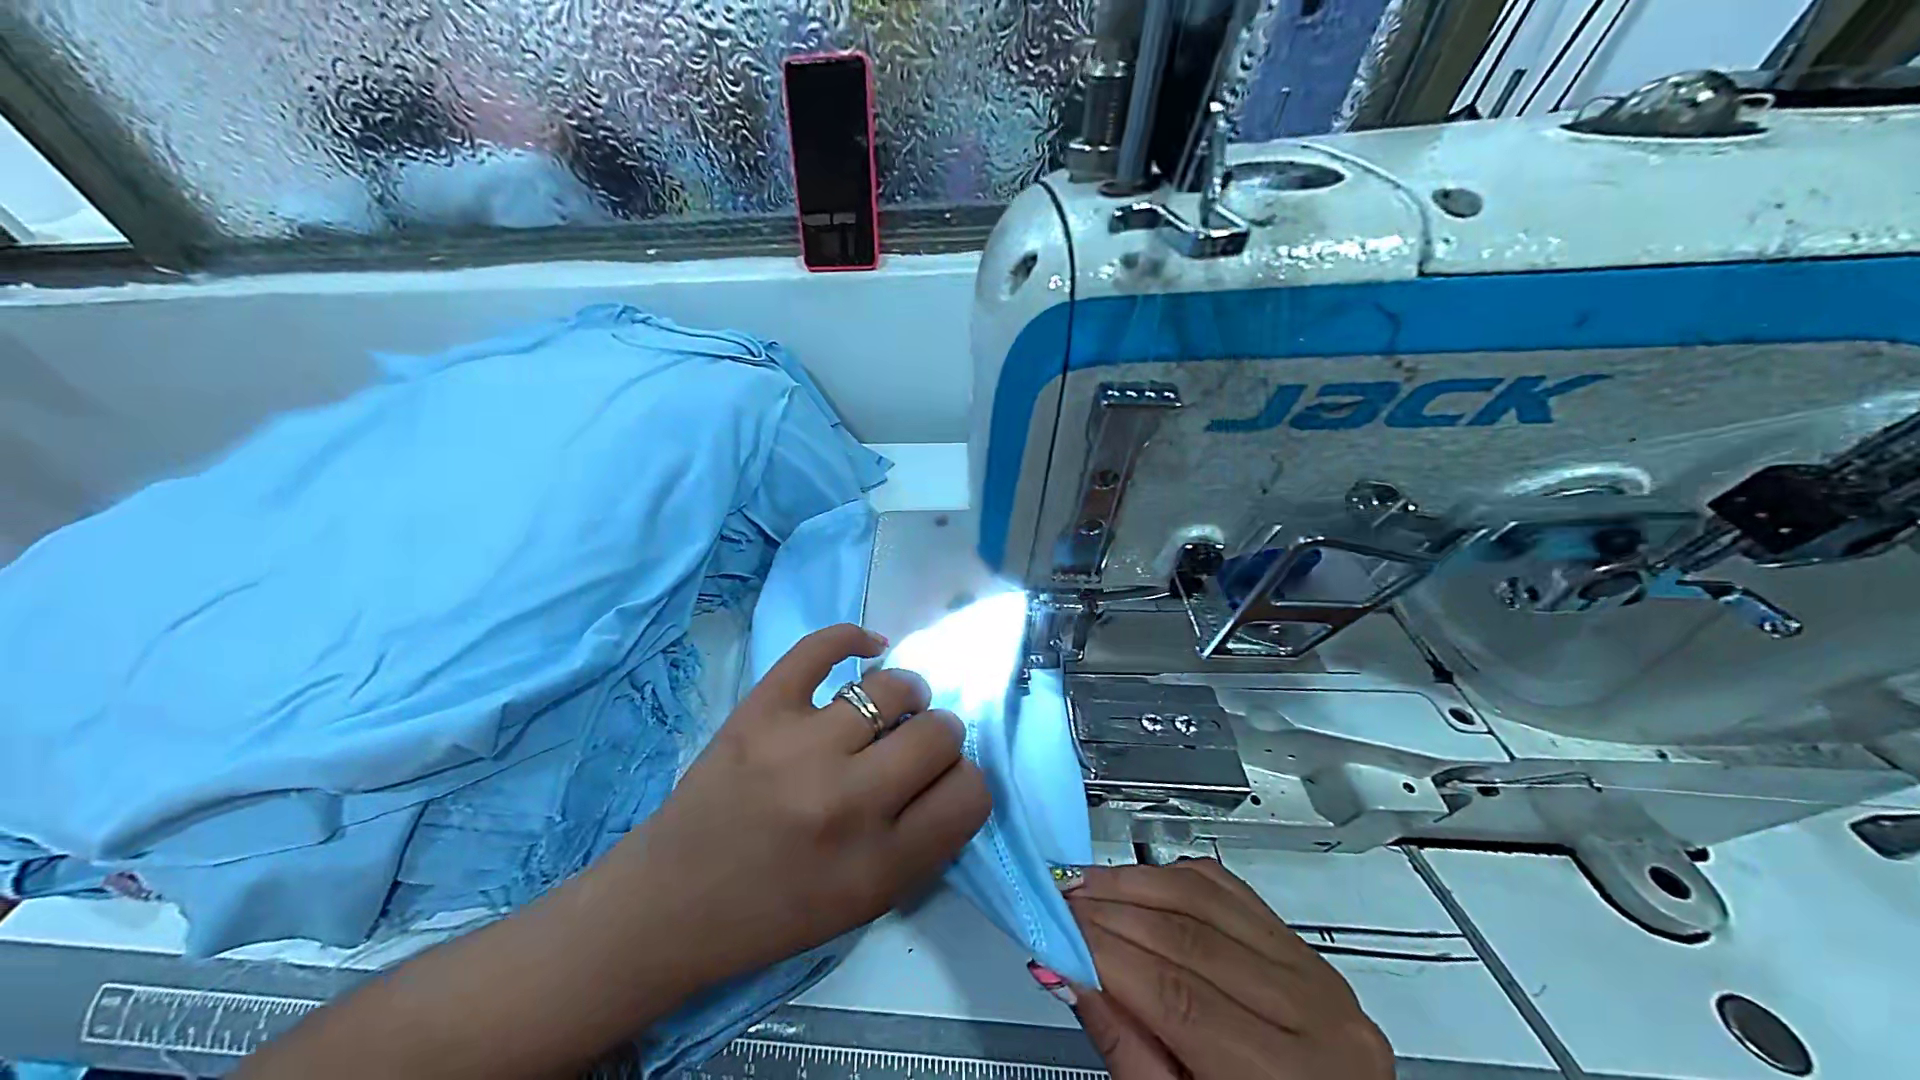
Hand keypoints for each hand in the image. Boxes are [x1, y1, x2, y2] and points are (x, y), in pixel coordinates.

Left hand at [607, 623, 990, 987]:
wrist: (671, 903)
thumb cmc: (774, 913)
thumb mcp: (865, 904)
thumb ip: (922, 843)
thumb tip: (952, 769)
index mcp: (879, 864)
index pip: (970, 795)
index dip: (965, 782)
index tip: (942, 782)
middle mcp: (848, 801)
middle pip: (940, 735)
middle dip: (940, 737)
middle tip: (912, 745)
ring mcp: (801, 747)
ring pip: (894, 688)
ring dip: (906, 694)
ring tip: (891, 706)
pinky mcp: (761, 710)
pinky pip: (820, 649)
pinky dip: (852, 638)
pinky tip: (869, 646)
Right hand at [1063, 859, 1392, 1079]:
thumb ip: (1127, 1049)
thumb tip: (1070, 975)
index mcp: (1288, 1077)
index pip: (1176, 995)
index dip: (1105, 954)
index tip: (1054, 932)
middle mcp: (1314, 1014)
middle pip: (1188, 937)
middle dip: (1108, 912)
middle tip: (1056, 904)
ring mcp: (1312, 970)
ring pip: (1204, 896)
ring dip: (1131, 883)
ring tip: (1083, 886)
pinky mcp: (1299, 944)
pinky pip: (1227, 887)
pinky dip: (1172, 876)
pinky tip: (1135, 880)